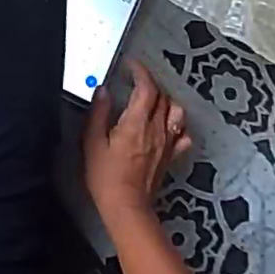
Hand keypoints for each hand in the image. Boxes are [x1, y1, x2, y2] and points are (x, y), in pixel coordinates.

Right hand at [83, 59, 191, 222]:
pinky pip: (182, 135)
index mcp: (135, 123)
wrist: (126, 207)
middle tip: (135, 80)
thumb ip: (98, 113)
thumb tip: (103, 91)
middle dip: (150, 83)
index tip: (130, 66)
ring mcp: (166, 143)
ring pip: (176, 112)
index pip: (146, 87)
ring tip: (152, 99)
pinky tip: (168, 125)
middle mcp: (155, 130)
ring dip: (165, 100)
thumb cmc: (106, 177)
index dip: (140, 71)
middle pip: (162, 96)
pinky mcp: (170, 157)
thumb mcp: (92, 142)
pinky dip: (178, 124)